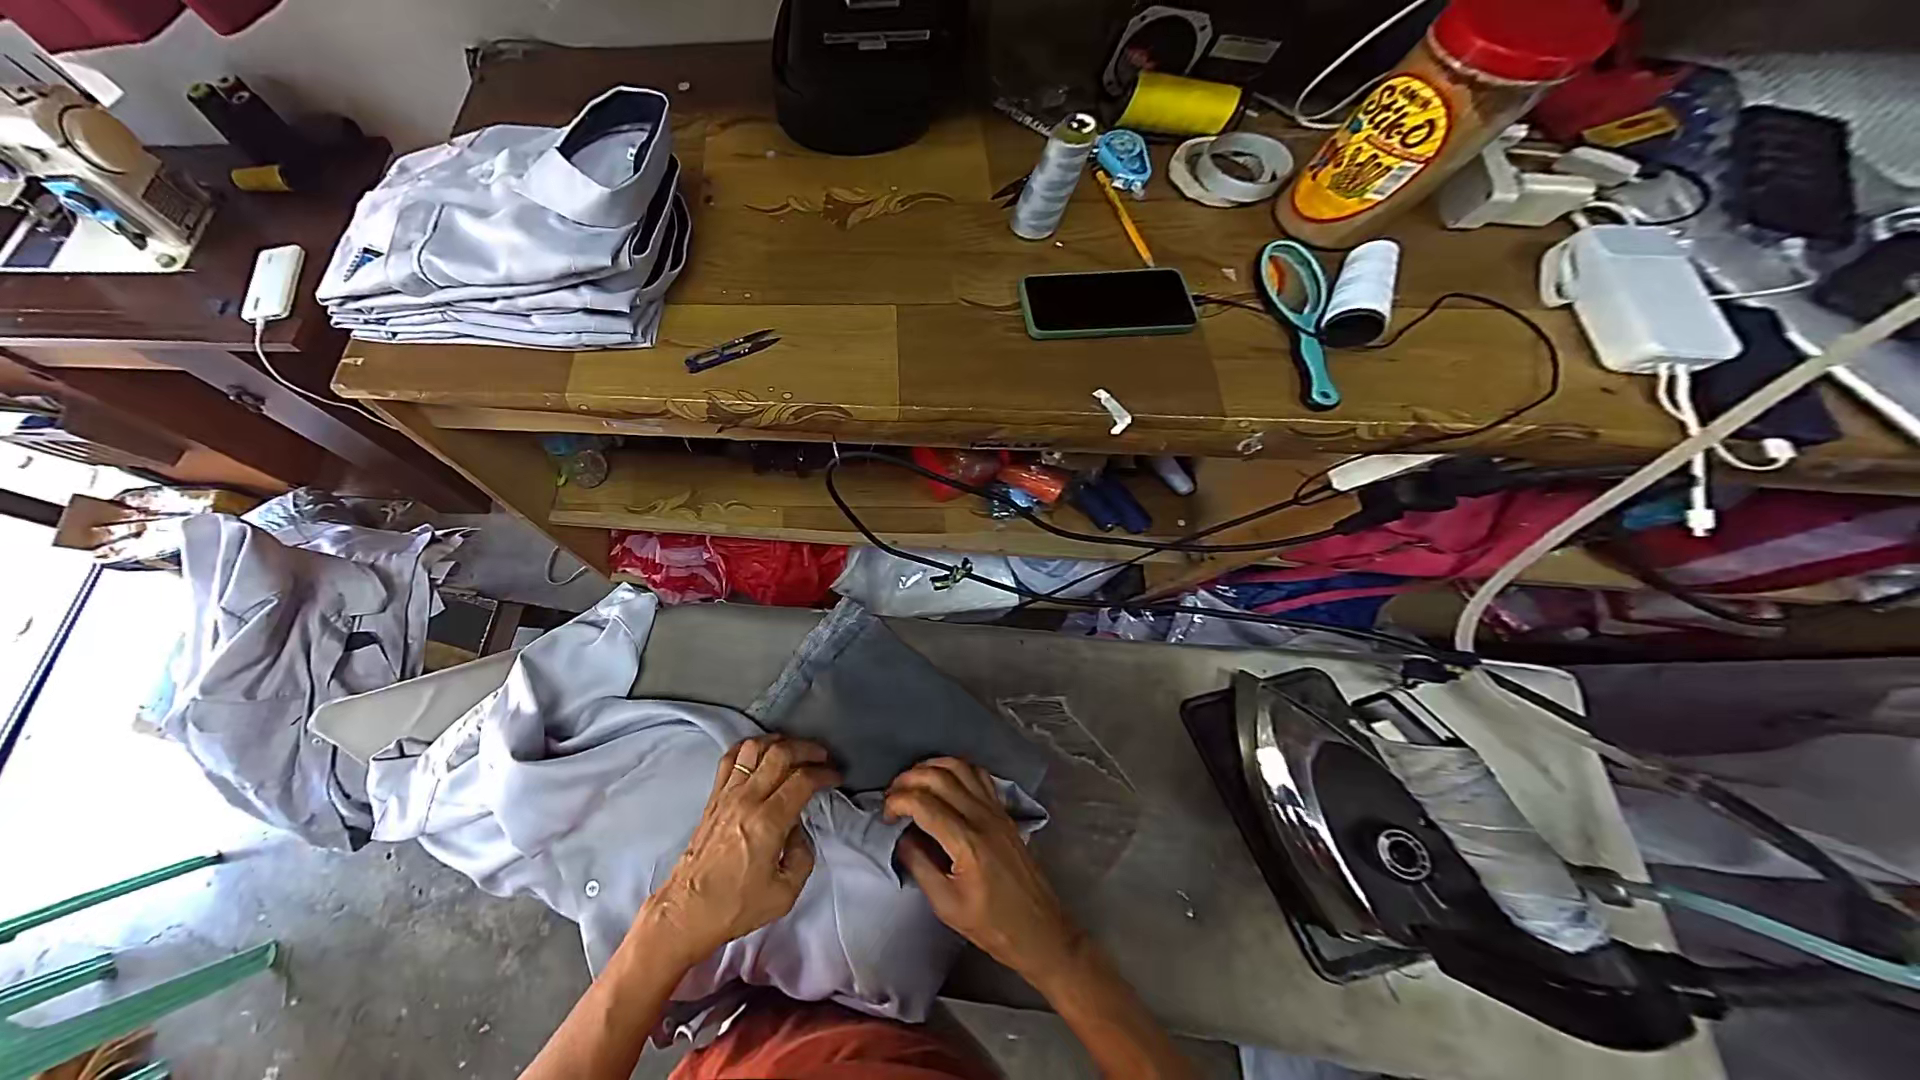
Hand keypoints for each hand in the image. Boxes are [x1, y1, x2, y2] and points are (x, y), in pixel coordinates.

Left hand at [641, 735, 839, 963]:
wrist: (686, 914)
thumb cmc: (735, 906)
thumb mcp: (786, 892)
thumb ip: (803, 854)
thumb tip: (799, 830)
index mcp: (767, 821)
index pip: (803, 779)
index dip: (825, 773)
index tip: (835, 777)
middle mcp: (746, 800)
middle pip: (781, 753)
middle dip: (808, 749)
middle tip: (822, 757)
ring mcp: (726, 796)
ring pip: (754, 748)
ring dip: (778, 742)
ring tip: (793, 749)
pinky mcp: (712, 799)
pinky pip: (730, 759)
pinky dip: (749, 747)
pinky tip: (760, 753)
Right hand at [885, 758, 1081, 978]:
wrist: (1039, 929)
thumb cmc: (991, 925)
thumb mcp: (946, 905)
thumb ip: (919, 865)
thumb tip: (900, 836)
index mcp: (967, 843)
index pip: (924, 804)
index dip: (898, 802)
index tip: (885, 815)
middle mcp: (983, 817)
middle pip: (940, 777)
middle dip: (909, 779)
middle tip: (892, 795)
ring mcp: (996, 811)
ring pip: (960, 767)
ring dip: (931, 767)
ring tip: (912, 781)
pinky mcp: (1004, 812)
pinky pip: (979, 776)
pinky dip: (956, 769)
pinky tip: (944, 781)